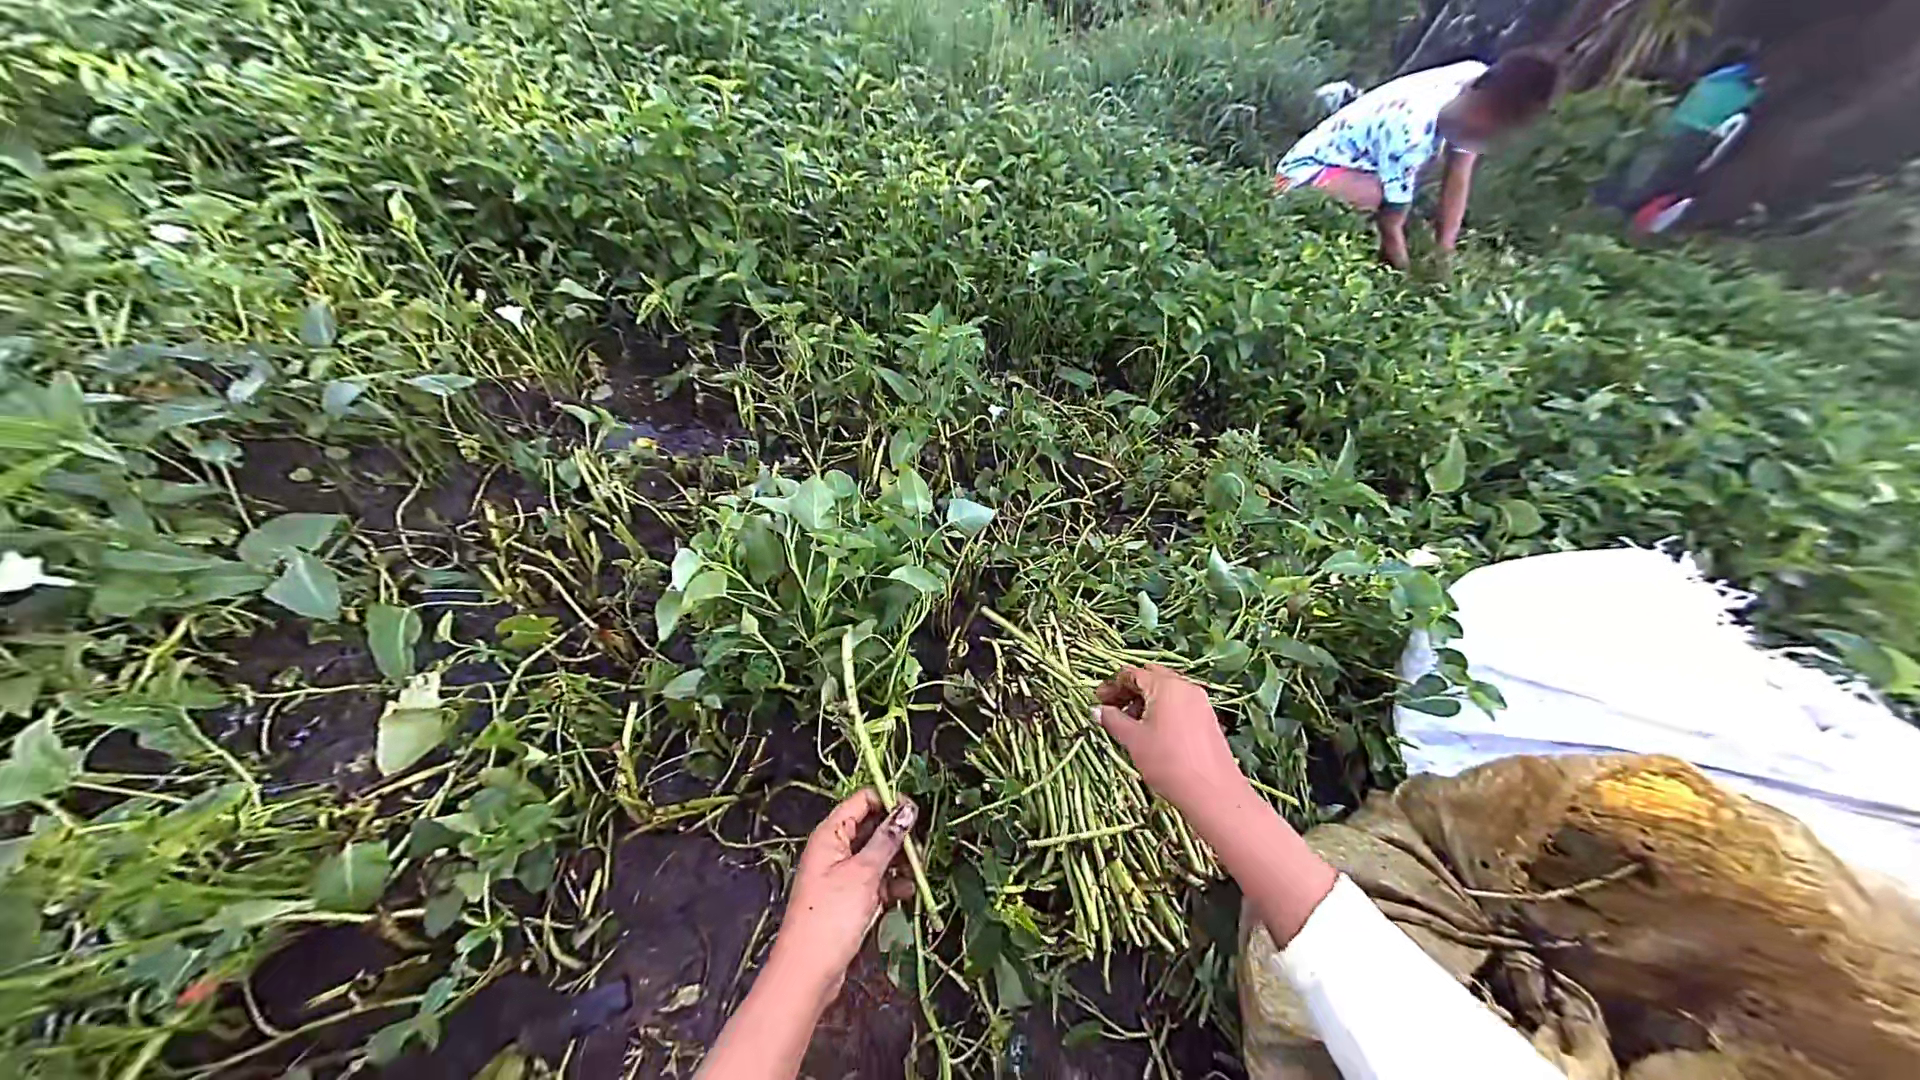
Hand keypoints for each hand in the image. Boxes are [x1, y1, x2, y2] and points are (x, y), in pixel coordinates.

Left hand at [766, 789, 915, 1005]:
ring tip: (919, 871)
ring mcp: (841, 873)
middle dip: (897, 834)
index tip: (915, 813)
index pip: (863, 800)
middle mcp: (834, 847)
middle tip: (920, 847)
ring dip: (898, 860)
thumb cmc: (831, 916)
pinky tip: (907, 891)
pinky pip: (874, 878)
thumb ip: (887, 838)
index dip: (889, 801)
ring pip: (876, 854)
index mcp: (831, 833)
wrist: (807, 973)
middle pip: (871, 826)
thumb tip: (907, 809)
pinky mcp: (848, 896)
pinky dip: (890, 882)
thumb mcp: (863, 873)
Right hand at [1094, 665, 1246, 813]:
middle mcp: (1185, 687)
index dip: (1112, 685)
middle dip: (1129, 690)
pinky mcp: (1207, 719)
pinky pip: (1178, 704)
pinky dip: (1161, 710)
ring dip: (1144, 701)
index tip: (1098, 700)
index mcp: (1166, 686)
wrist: (1213, 793)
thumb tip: (1097, 709)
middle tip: (1112, 707)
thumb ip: (1112, 719)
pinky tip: (1151, 731)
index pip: (1133, 674)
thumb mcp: (1133, 739)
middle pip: (1151, 679)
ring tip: (1129, 723)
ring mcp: (1200, 703)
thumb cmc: (1168, 761)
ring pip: (1166, 692)